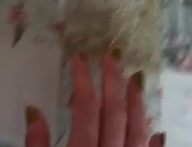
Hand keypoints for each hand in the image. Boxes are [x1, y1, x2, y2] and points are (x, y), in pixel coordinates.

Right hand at [27, 53, 160, 146]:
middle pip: (114, 115)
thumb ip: (37, 143)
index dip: (83, 81)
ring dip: (137, 104)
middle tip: (114, 53)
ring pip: (136, 133)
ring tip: (137, 78)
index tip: (80, 56)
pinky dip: (154, 143)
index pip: (85, 110)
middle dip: (113, 82)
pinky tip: (158, 130)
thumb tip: (33, 110)